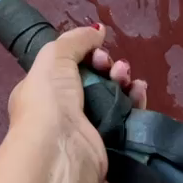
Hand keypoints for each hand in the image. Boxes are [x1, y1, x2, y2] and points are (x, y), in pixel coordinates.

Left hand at [6, 24, 148, 176]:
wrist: (59, 152)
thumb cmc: (48, 101)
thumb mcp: (53, 57)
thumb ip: (76, 39)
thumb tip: (98, 30)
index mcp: (43, 90)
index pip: (69, 65)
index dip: (86, 54)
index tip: (96, 52)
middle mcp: (63, 109)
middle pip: (93, 78)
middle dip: (107, 65)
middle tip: (111, 66)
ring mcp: (86, 126)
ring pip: (112, 94)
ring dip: (122, 80)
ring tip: (125, 77)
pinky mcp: (107, 142)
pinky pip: (126, 115)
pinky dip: (135, 100)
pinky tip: (139, 91)